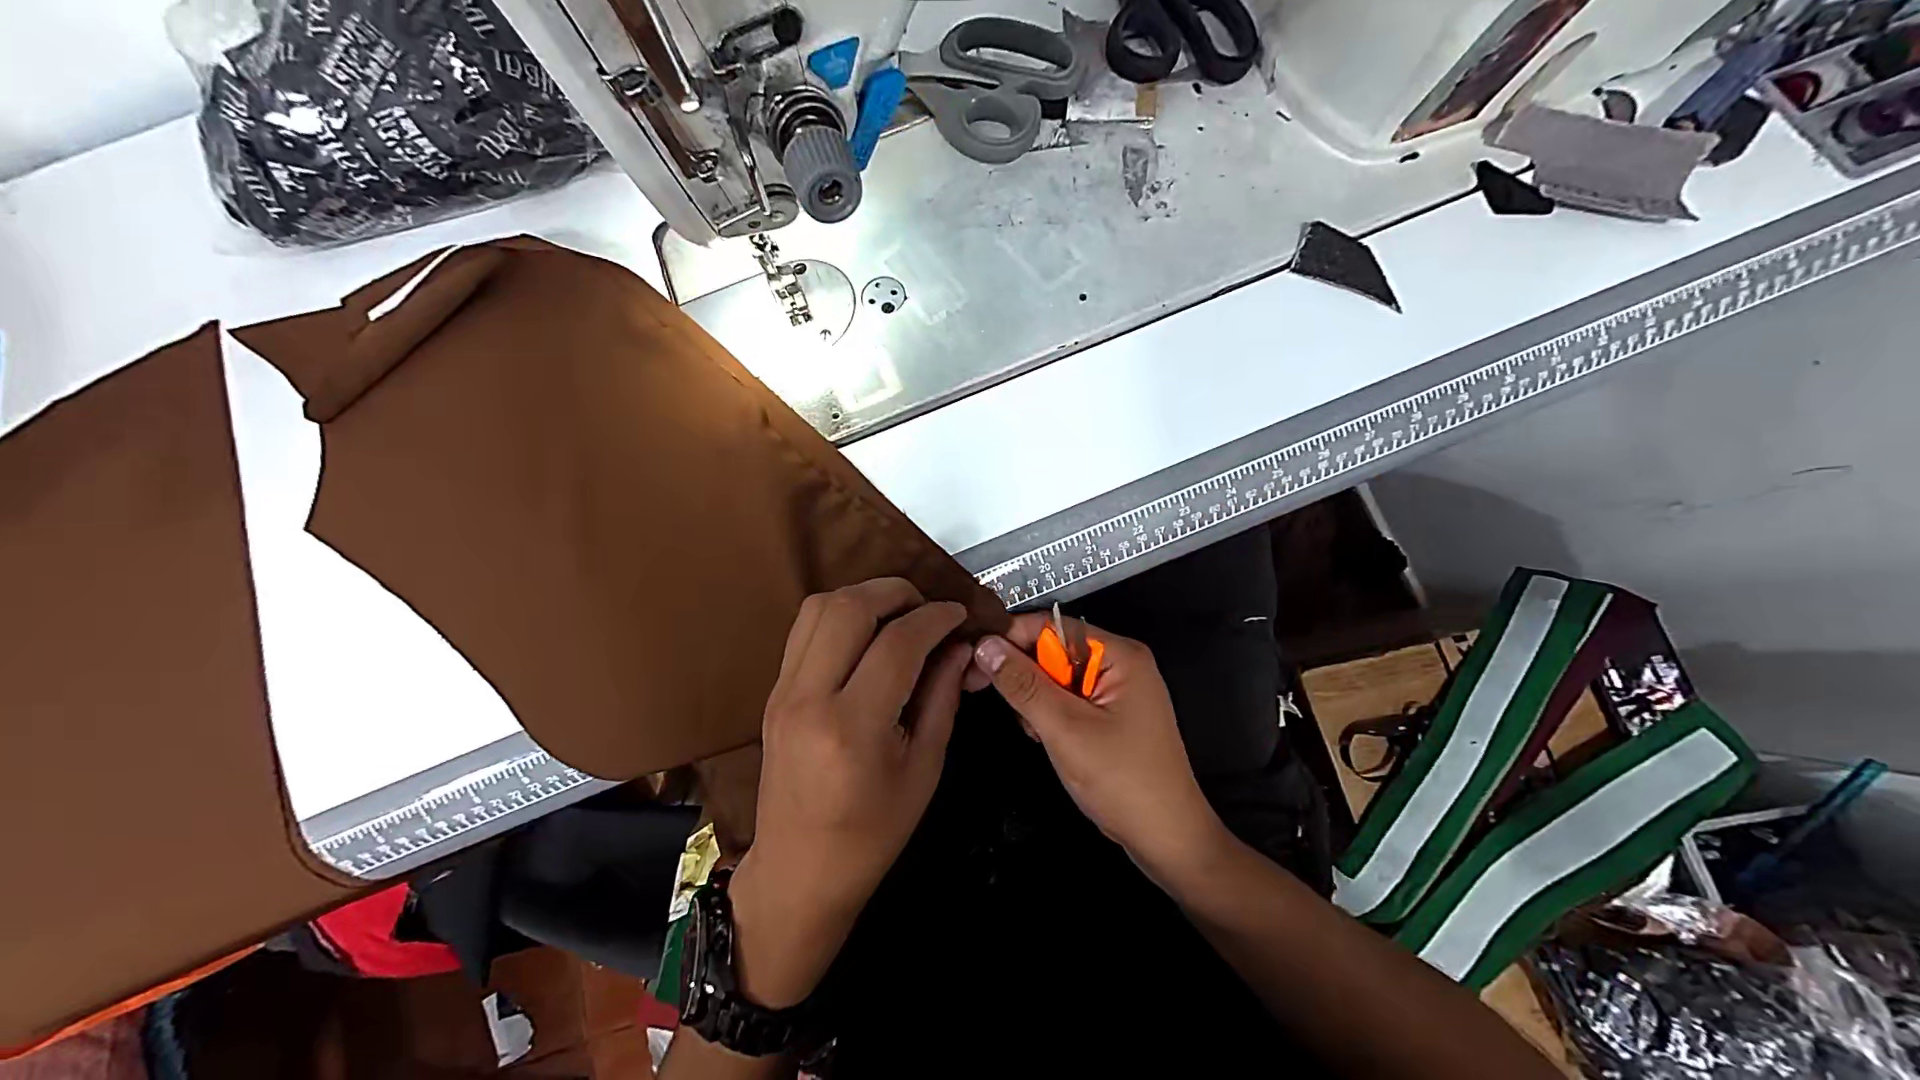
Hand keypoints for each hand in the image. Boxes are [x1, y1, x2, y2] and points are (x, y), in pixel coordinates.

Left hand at [729, 579, 969, 1008]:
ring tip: (899, 613)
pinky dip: (839, 615)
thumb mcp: (924, 768)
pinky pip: (804, 629)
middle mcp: (808, 698)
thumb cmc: (872, 831)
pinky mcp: (773, 691)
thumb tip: (960, 646)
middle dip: (896, 592)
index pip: (898, 642)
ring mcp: (782, 691)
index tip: (959, 615)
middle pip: (849, 608)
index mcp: (853, 727)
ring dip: (864, 596)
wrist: (800, 870)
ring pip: (818, 607)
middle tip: (928, 607)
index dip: (936, 618)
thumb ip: (942, 697)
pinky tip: (866, 633)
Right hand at [971, 616, 1231, 885]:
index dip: (1011, 639)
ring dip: (1036, 700)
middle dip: (1025, 676)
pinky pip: (1066, 698)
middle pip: (1052, 650)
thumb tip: (985, 645)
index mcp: (1118, 654)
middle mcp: (1119, 663)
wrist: (1166, 838)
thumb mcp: (1064, 729)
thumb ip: (1022, 684)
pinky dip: (1049, 715)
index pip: (1052, 626)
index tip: (976, 660)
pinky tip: (1048, 740)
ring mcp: (1115, 690)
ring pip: (1054, 676)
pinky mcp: (1108, 714)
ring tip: (1039, 733)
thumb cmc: (1122, 781)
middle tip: (1008, 706)